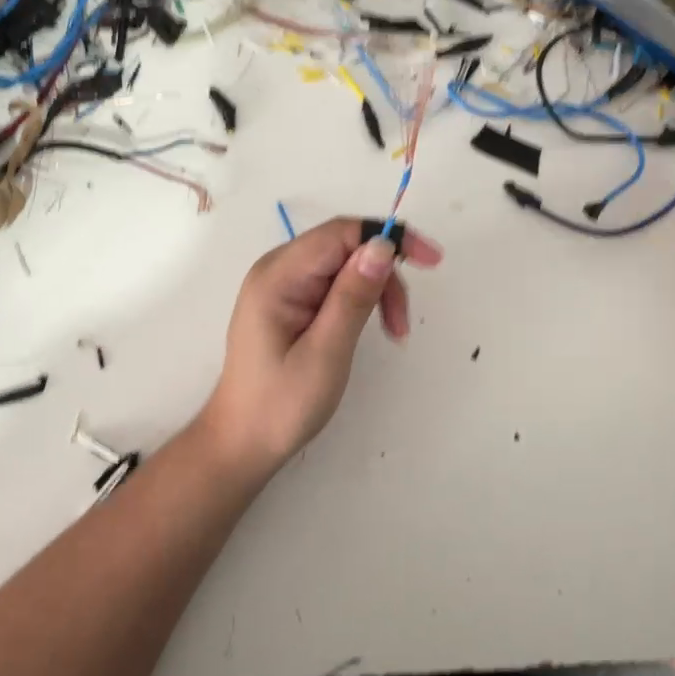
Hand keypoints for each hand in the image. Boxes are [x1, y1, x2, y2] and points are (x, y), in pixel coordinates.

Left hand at [198, 219, 443, 478]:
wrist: (243, 441)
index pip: (339, 233)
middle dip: (384, 274)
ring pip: (343, 264)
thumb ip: (352, 297)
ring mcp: (282, 285)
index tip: (431, 261)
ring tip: (394, 334)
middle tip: (403, 323)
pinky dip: (360, 300)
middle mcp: (277, 270)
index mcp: (277, 276)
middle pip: (344, 246)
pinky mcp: (290, 302)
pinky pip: (333, 283)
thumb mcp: (325, 353)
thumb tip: (382, 245)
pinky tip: (374, 328)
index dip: (387, 238)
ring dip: (376, 290)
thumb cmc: (281, 405)